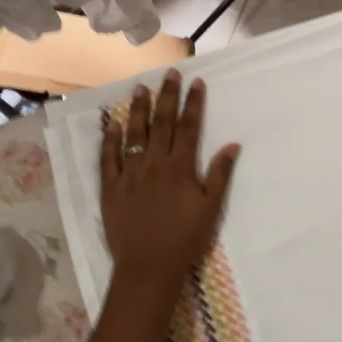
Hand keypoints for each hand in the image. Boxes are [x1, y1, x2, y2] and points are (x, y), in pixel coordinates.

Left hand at [99, 70, 239, 293]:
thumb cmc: (185, 239)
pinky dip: (110, 140)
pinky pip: (109, 159)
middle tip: (169, 73)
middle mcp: (155, 164)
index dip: (193, 104)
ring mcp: (130, 174)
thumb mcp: (211, 208)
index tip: (196, 82)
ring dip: (139, 110)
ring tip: (140, 88)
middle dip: (167, 96)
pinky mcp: (111, 188)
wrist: (148, 268)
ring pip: (135, 134)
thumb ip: (219, 174)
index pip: (188, 127)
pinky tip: (112, 123)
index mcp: (180, 167)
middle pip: (162, 123)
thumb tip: (232, 144)